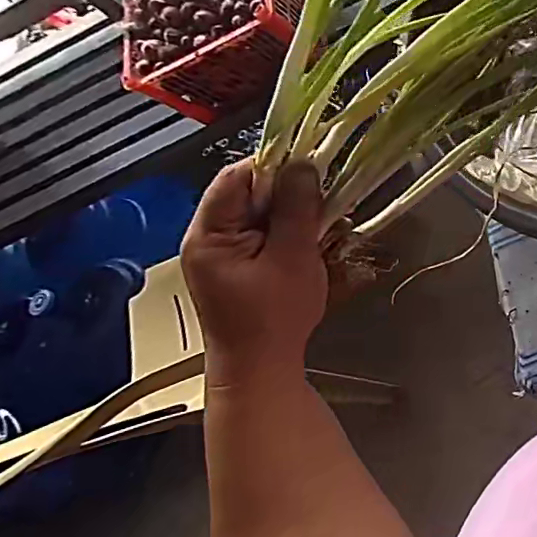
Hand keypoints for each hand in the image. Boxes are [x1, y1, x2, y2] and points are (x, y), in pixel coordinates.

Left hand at [181, 158, 326, 381]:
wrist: (261, 372)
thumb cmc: (274, 321)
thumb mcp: (292, 259)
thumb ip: (296, 210)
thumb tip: (302, 165)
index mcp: (209, 234)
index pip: (236, 178)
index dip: (275, 168)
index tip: (312, 171)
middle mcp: (210, 238)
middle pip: (250, 195)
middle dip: (291, 196)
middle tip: (326, 203)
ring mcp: (225, 254)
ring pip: (263, 215)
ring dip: (296, 217)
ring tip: (325, 228)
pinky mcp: (241, 267)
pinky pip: (267, 236)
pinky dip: (292, 236)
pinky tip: (314, 245)